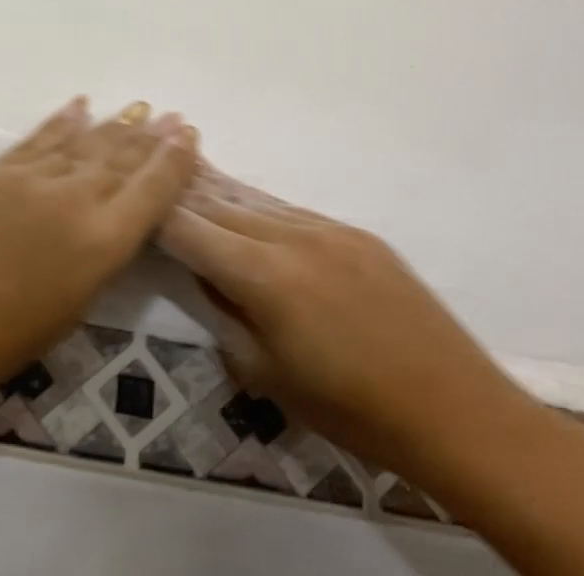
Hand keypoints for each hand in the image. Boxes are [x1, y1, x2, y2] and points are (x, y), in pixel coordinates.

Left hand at [0, 97, 198, 401]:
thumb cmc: (10, 334)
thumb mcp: (78, 301)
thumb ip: (98, 254)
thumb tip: (108, 219)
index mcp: (103, 240)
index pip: (151, 190)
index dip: (174, 161)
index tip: (187, 136)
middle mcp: (73, 199)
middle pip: (118, 160)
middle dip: (147, 137)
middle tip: (168, 116)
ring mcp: (28, 178)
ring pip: (79, 144)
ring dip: (111, 125)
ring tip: (136, 109)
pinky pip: (35, 140)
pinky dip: (60, 122)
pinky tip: (79, 107)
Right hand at [157, 173, 537, 477]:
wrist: (462, 417)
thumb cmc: (351, 410)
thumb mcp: (263, 372)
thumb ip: (223, 311)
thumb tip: (202, 275)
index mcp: (263, 277)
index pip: (185, 228)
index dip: (149, 213)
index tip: (122, 201)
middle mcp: (292, 239)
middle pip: (215, 203)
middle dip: (174, 189)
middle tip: (138, 168)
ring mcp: (329, 231)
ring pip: (251, 199)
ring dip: (211, 187)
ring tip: (177, 165)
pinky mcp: (359, 236)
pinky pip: (289, 210)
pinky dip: (253, 205)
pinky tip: (236, 200)